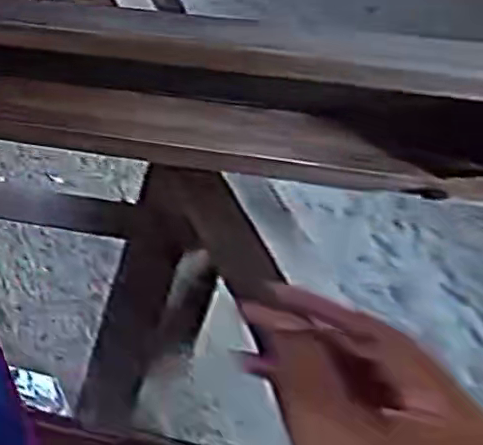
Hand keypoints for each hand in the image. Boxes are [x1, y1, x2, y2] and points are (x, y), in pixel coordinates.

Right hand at [240, 284, 482, 444]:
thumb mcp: (321, 414)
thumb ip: (295, 354)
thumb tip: (269, 310)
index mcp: (454, 410)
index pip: (376, 333)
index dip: (316, 306)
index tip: (267, 289)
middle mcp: (462, 422)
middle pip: (375, 358)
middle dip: (306, 336)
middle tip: (257, 320)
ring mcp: (445, 438)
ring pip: (371, 383)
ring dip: (309, 362)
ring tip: (260, 356)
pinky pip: (373, 406)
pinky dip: (326, 389)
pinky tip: (290, 386)